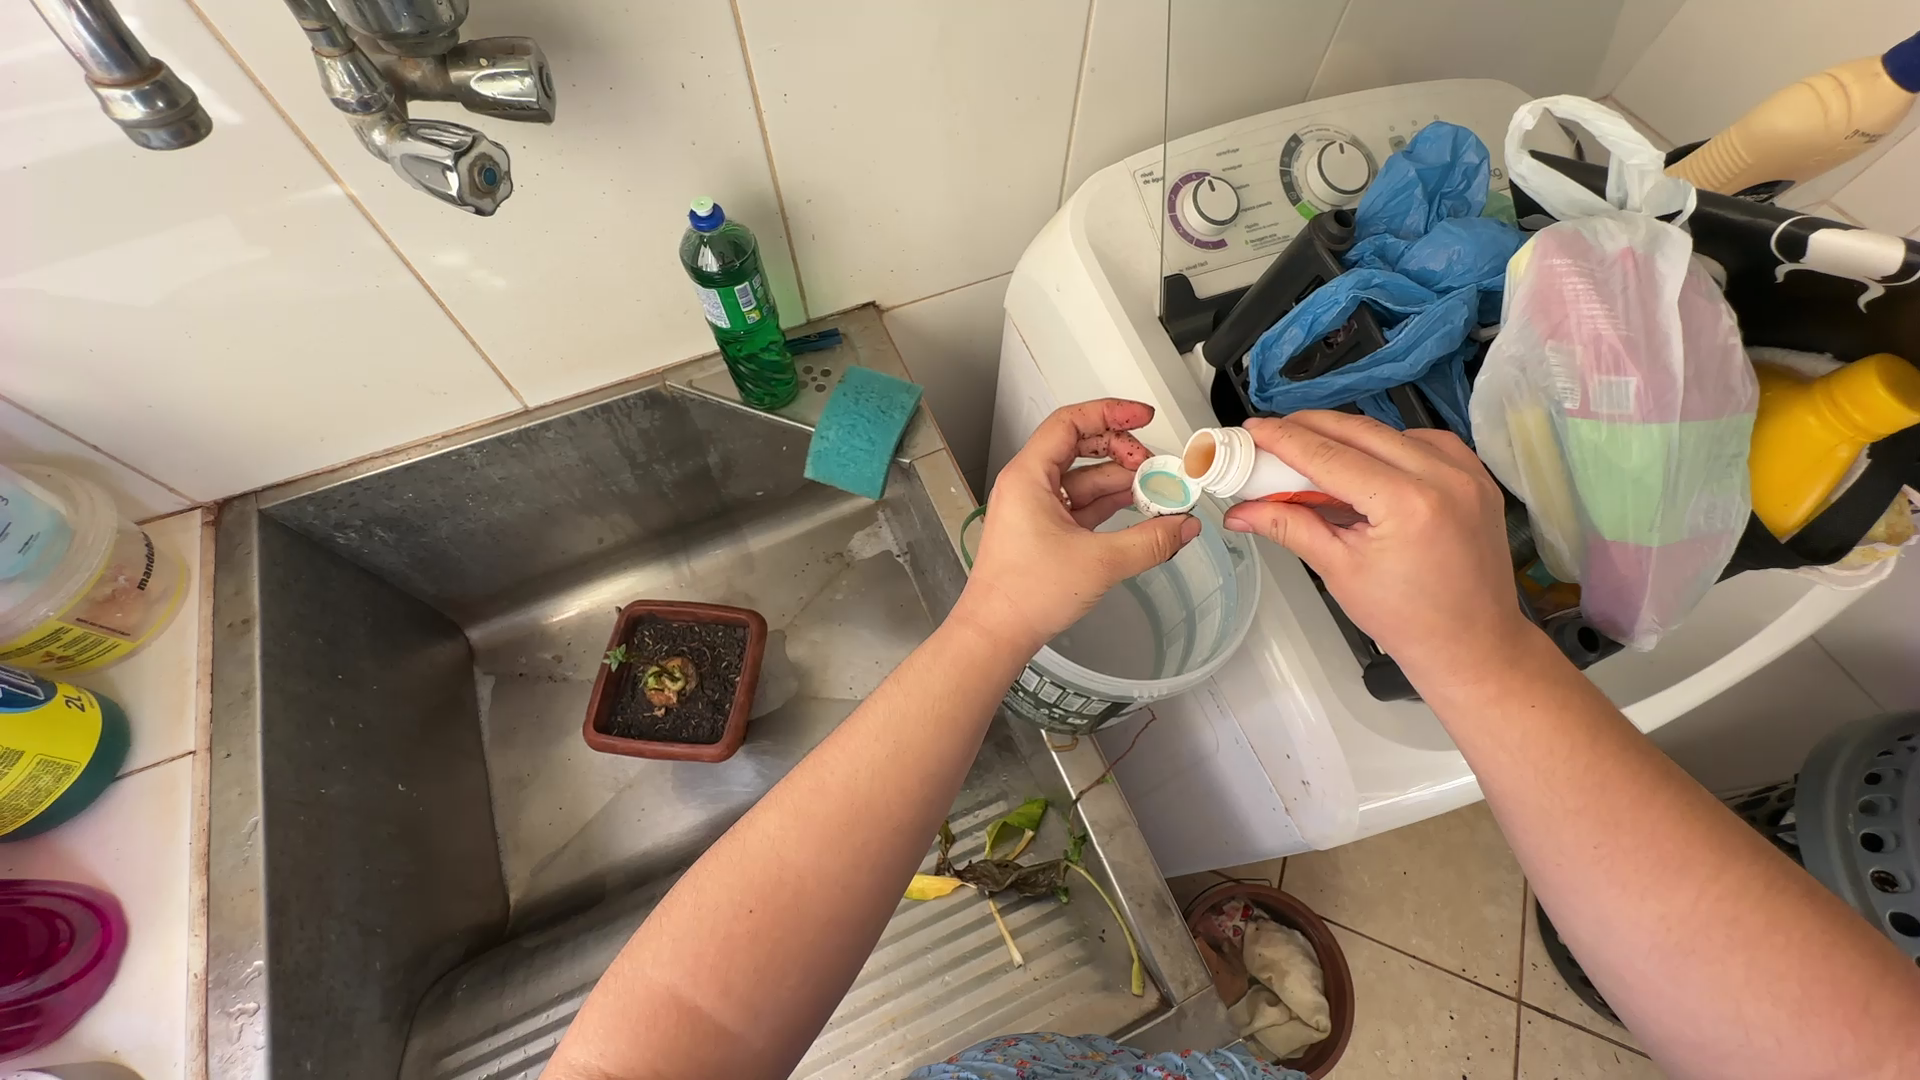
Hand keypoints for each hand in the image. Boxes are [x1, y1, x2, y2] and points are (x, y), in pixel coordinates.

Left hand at [956, 400, 1201, 653]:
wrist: (995, 633)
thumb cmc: (1024, 595)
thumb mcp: (1099, 562)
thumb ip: (1150, 541)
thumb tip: (1183, 526)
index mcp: (1029, 476)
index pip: (1070, 423)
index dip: (1110, 413)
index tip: (1143, 417)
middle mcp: (1028, 486)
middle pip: (1081, 448)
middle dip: (1123, 452)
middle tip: (1156, 466)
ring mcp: (1036, 509)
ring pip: (1085, 479)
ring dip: (1121, 483)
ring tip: (1158, 494)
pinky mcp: (1045, 532)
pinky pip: (1082, 505)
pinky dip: (1110, 506)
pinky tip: (1139, 513)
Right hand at [1222, 411, 1536, 683]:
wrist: (1472, 643)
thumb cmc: (1405, 617)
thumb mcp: (1336, 569)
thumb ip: (1288, 527)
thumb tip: (1240, 512)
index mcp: (1406, 503)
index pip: (1329, 456)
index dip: (1284, 439)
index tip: (1251, 430)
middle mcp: (1443, 476)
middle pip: (1359, 431)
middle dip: (1309, 427)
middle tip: (1270, 434)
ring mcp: (1467, 473)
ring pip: (1390, 431)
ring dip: (1346, 434)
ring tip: (1309, 449)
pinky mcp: (1476, 477)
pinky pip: (1423, 442)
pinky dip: (1385, 444)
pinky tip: (1363, 461)